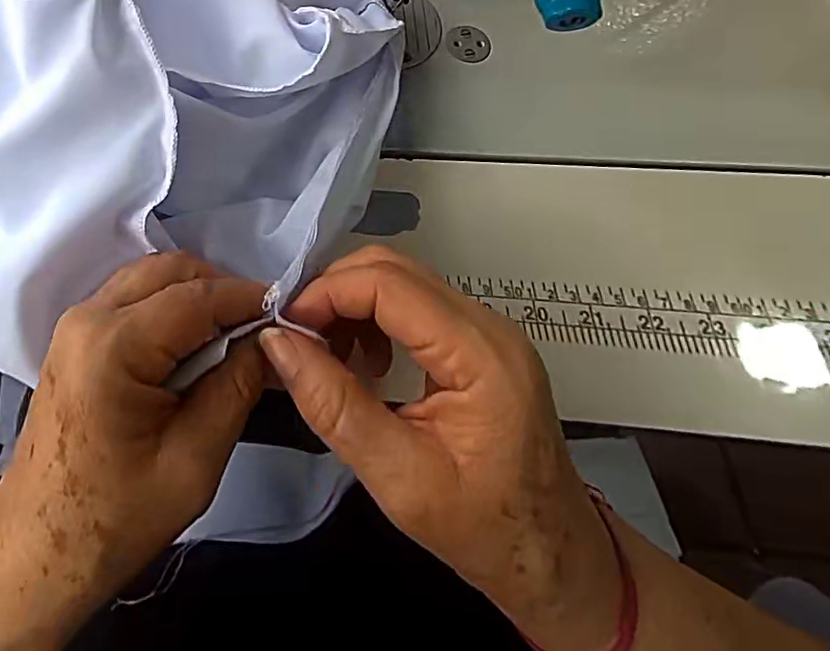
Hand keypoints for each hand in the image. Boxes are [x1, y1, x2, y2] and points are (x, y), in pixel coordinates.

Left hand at [0, 253, 269, 650]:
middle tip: (261, 328)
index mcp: (112, 344)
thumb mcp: (193, 462)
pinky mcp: (74, 336)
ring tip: (232, 338)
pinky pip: (128, 298)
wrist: (40, 540)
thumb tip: (268, 341)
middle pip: (166, 271)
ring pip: (146, 278)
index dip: (246, 297)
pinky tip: (192, 345)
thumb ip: (235, 389)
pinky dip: (165, 306)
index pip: (193, 295)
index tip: (289, 311)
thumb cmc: (114, 515)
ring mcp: (75, 323)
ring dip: (192, 295)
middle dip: (218, 288)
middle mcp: (87, 317)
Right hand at [259, 247, 621, 650]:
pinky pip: (407, 300)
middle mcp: (488, 327)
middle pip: (389, 268)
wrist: (553, 560)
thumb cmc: (483, 528)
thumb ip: (333, 405)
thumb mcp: (397, 478)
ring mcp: (483, 330)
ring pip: (395, 278)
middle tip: (295, 333)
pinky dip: (366, 314)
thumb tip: (275, 340)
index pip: (387, 284)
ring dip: (345, 302)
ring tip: (320, 349)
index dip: (325, 293)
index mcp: (481, 357)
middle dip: (330, 291)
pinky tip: (358, 358)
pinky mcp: (473, 340)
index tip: (284, 327)